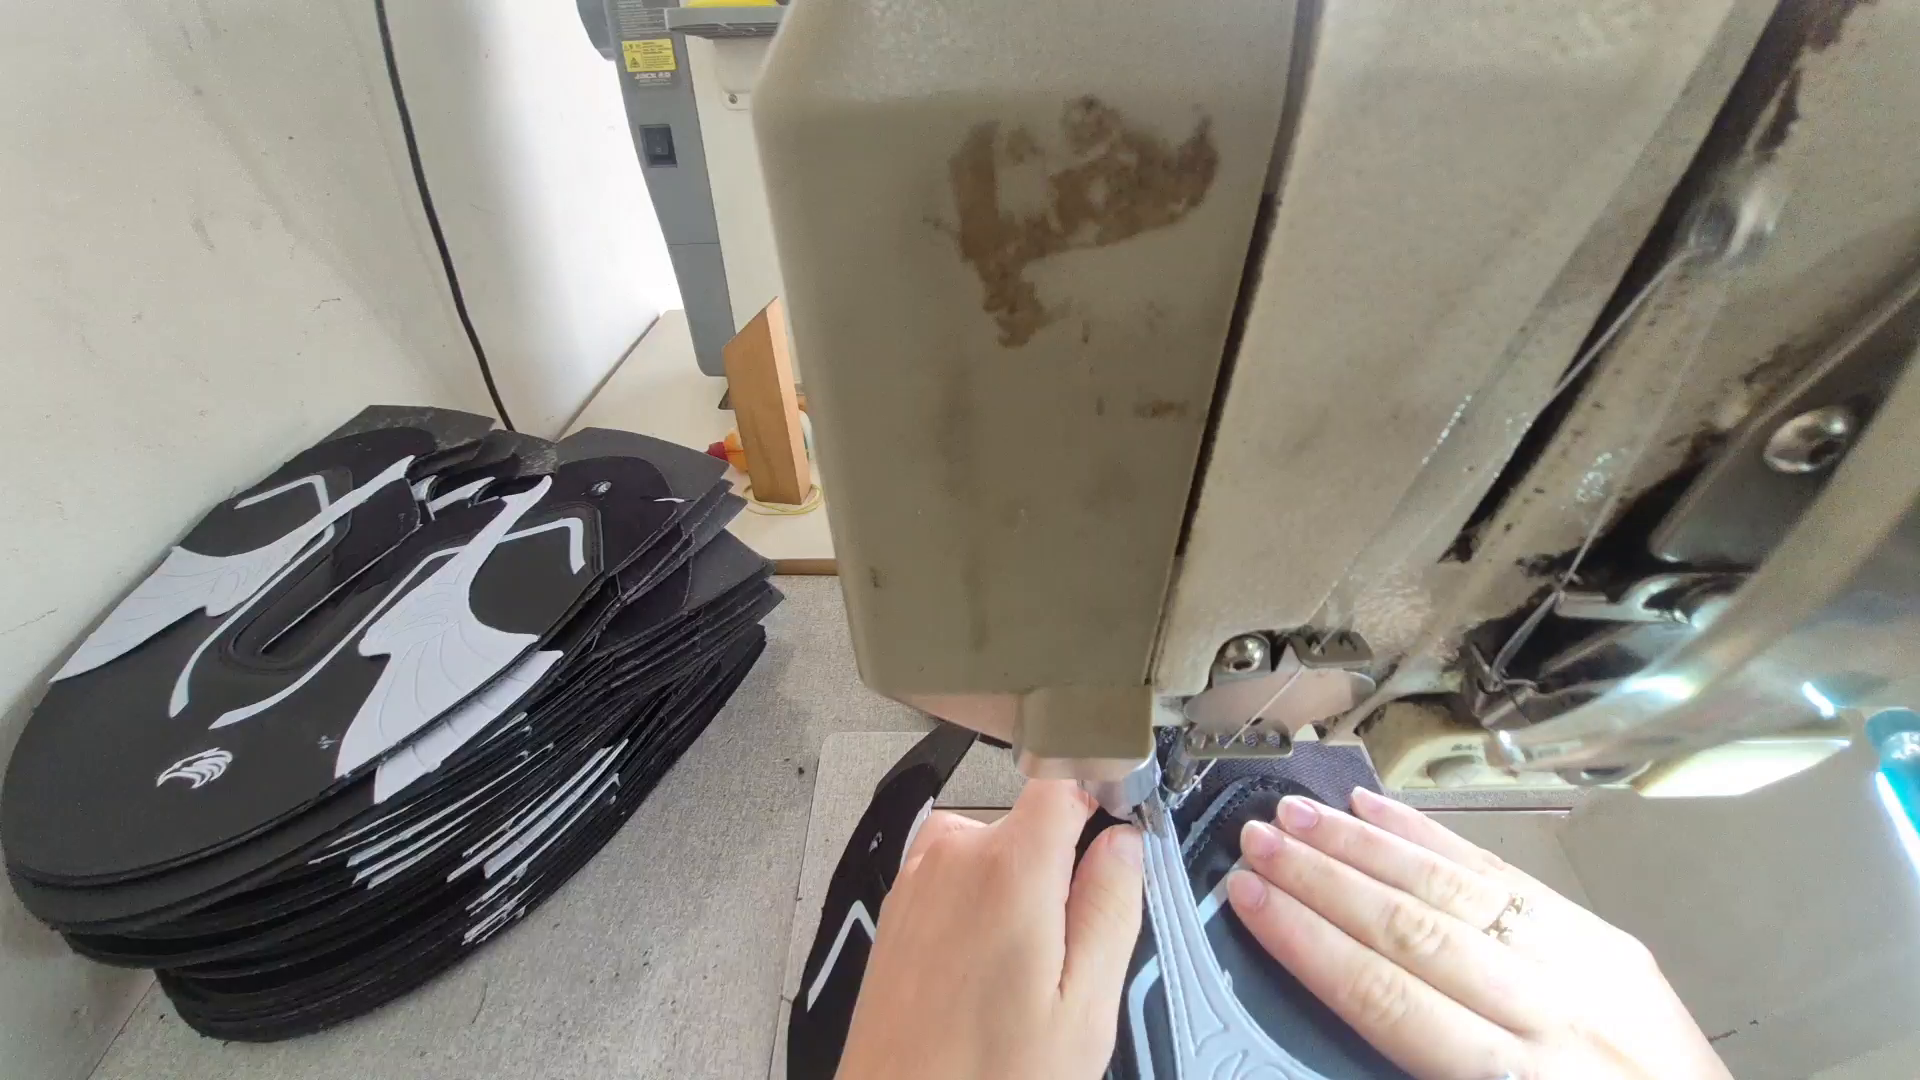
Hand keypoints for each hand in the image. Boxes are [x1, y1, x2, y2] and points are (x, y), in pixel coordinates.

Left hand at [836, 780, 1144, 1079]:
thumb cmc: (983, 1079)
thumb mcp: (1081, 1008)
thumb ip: (1110, 908)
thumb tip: (1125, 844)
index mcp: (1010, 867)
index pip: (1061, 775)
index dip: (1095, 786)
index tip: (1114, 817)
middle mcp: (956, 854)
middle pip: (1031, 817)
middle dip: (1060, 863)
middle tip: (1064, 942)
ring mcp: (920, 872)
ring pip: (995, 844)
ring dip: (1018, 883)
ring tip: (1017, 966)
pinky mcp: (900, 897)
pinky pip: (957, 867)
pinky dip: (980, 895)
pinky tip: (982, 962)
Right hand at [1226, 787, 1731, 1079]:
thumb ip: (1402, 1063)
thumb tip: (1318, 988)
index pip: (1384, 995)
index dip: (1304, 939)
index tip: (1245, 894)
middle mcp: (1562, 1024)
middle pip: (1412, 928)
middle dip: (1319, 876)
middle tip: (1256, 838)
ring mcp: (1593, 974)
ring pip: (1451, 887)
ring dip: (1360, 843)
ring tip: (1295, 813)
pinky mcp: (1610, 943)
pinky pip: (1503, 875)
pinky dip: (1430, 837)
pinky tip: (1375, 808)